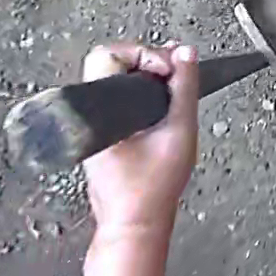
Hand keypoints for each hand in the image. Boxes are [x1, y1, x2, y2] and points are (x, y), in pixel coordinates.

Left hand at [79, 41, 199, 250]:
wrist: (136, 222)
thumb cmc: (154, 186)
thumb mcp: (180, 130)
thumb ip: (184, 88)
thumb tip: (187, 53)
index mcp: (99, 112)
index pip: (111, 55)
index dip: (147, 55)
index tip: (171, 69)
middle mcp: (89, 115)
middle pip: (115, 62)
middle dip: (150, 61)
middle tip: (176, 74)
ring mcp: (93, 124)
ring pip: (118, 78)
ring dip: (149, 78)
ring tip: (175, 89)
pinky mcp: (102, 132)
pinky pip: (120, 96)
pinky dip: (144, 91)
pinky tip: (166, 101)